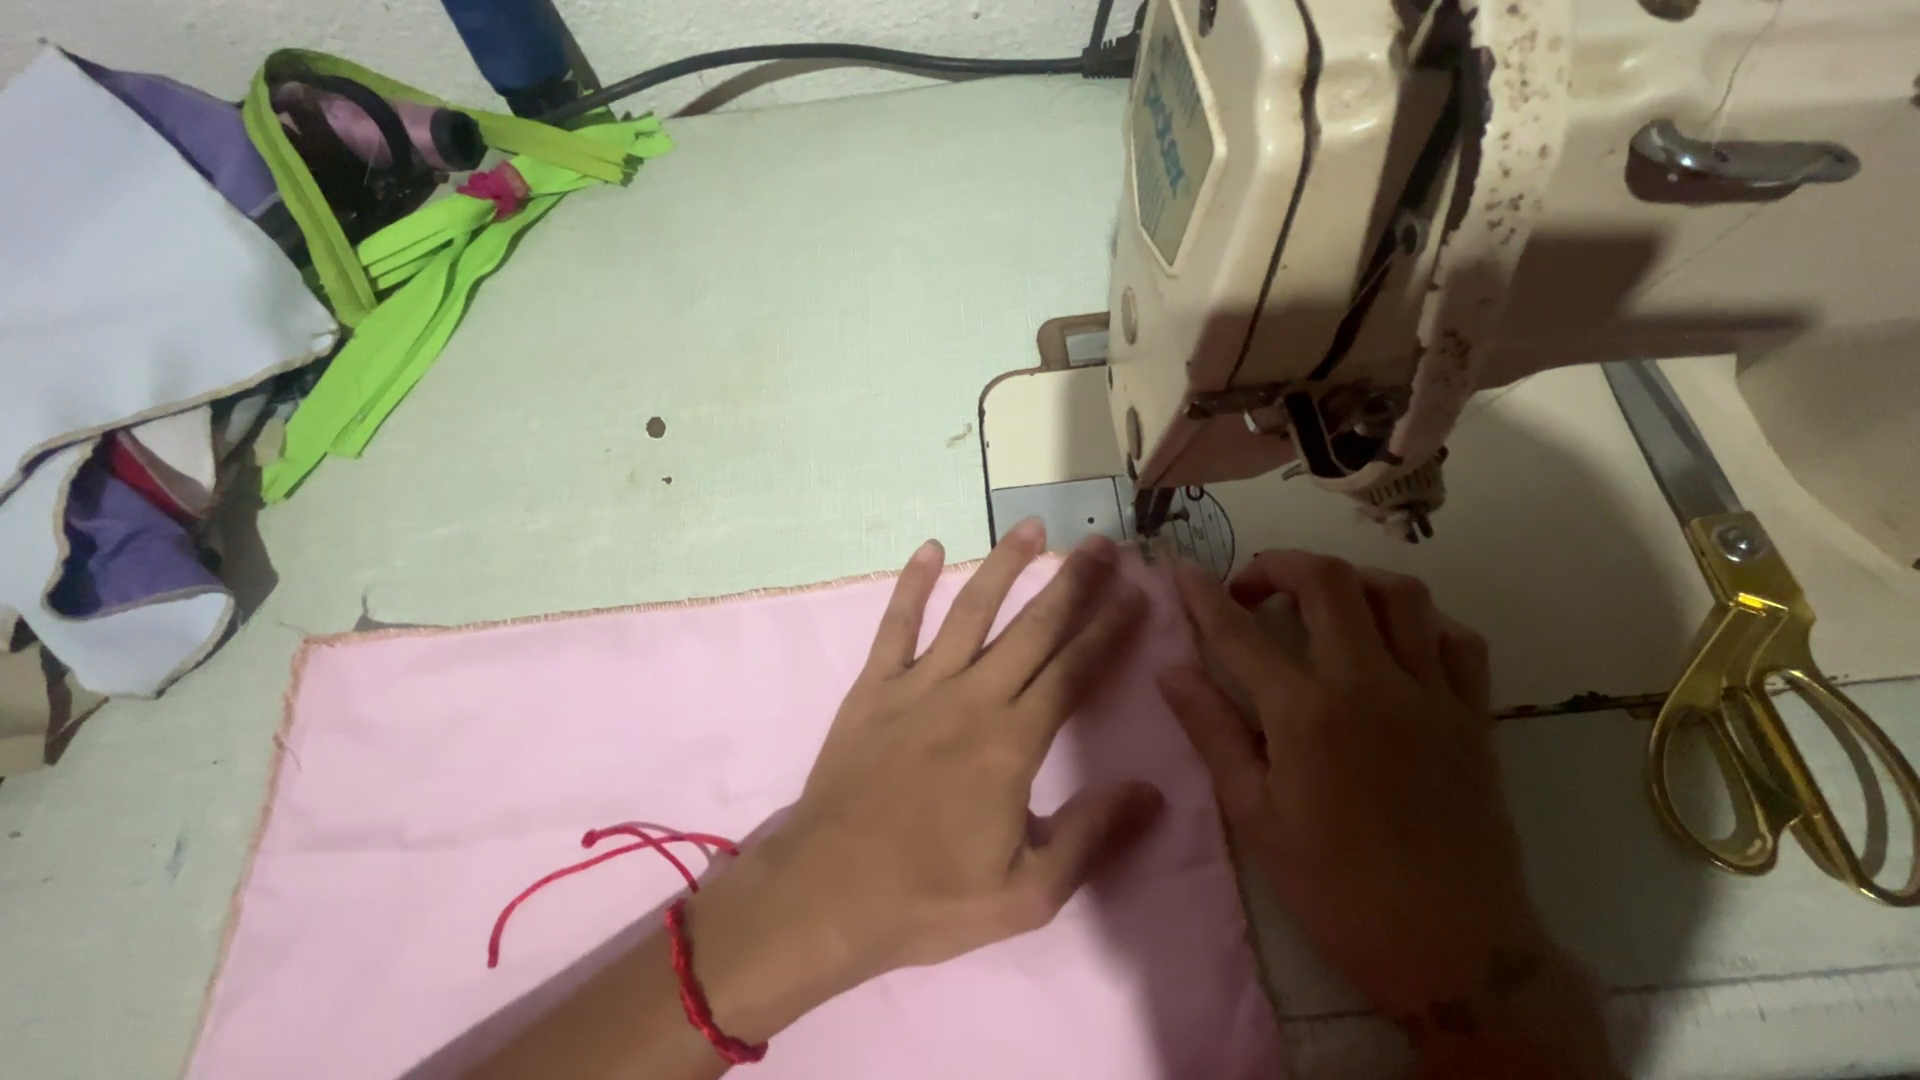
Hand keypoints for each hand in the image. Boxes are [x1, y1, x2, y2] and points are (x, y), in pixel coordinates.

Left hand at [688, 522, 1165, 1040]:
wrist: (826, 894)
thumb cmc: (931, 899)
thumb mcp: (1028, 893)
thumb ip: (1091, 835)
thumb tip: (1153, 791)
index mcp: (1014, 743)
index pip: (1075, 672)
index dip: (1109, 631)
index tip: (1137, 594)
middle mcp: (972, 698)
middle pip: (1034, 629)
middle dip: (1073, 584)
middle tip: (1103, 544)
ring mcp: (918, 687)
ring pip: (970, 612)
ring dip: (1004, 566)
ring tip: (1033, 528)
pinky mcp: (872, 689)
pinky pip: (895, 626)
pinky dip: (911, 585)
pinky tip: (929, 549)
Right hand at [1157, 551, 1573, 1035]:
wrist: (1451, 947)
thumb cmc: (1335, 886)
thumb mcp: (1255, 815)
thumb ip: (1213, 732)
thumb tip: (1171, 672)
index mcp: (1307, 713)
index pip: (1241, 632)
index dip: (1204, 594)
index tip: (1182, 569)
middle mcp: (1370, 684)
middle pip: (1328, 582)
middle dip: (1280, 565)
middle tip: (1252, 588)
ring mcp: (1431, 695)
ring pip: (1400, 594)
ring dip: (1351, 580)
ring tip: (1321, 601)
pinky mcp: (1473, 716)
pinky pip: (1457, 640)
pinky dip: (1421, 623)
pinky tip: (1393, 641)